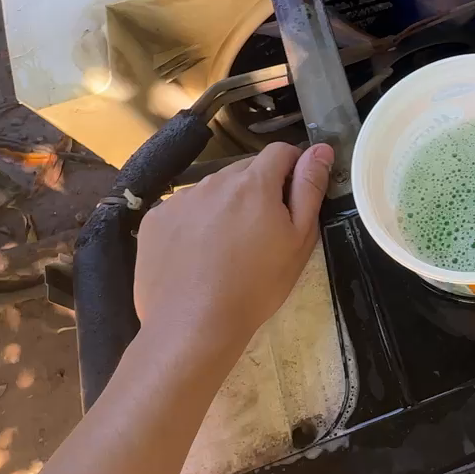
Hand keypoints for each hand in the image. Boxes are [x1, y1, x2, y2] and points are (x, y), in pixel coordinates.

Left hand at [132, 142, 332, 366]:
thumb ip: (310, 188)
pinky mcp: (154, 220)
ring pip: (214, 188)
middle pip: (246, 170)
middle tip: (264, 229)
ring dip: (227, 203)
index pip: (280, 151)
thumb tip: (320, 148)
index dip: (293, 168)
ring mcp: (180, 199)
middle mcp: (214, 181)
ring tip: (229, 245)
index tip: (294, 197)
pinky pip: (185, 208)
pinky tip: (199, 253)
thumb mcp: (299, 239)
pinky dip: (196, 220)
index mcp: (254, 183)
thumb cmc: (258, 284)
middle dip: (259, 188)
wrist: (193, 324)